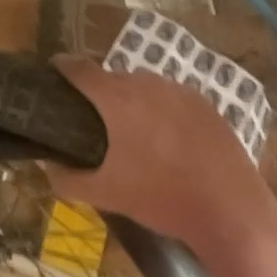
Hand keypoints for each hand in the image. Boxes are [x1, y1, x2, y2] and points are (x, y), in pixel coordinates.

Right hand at [44, 54, 276, 258]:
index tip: (53, 76)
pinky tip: (166, 141)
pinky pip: (171, 98)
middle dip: (99, 94)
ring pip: (144, 87)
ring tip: (131, 133)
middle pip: (112, 77)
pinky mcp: (205, 104)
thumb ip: (67, 179)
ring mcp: (180, 91)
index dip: (61, 68)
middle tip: (92, 122)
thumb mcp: (105, 195)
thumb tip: (46, 165)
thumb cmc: (160, 197)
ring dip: (132, 102)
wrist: (230, 209)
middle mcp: (147, 84)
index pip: (79, 67)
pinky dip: (161, 111)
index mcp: (117, 98)